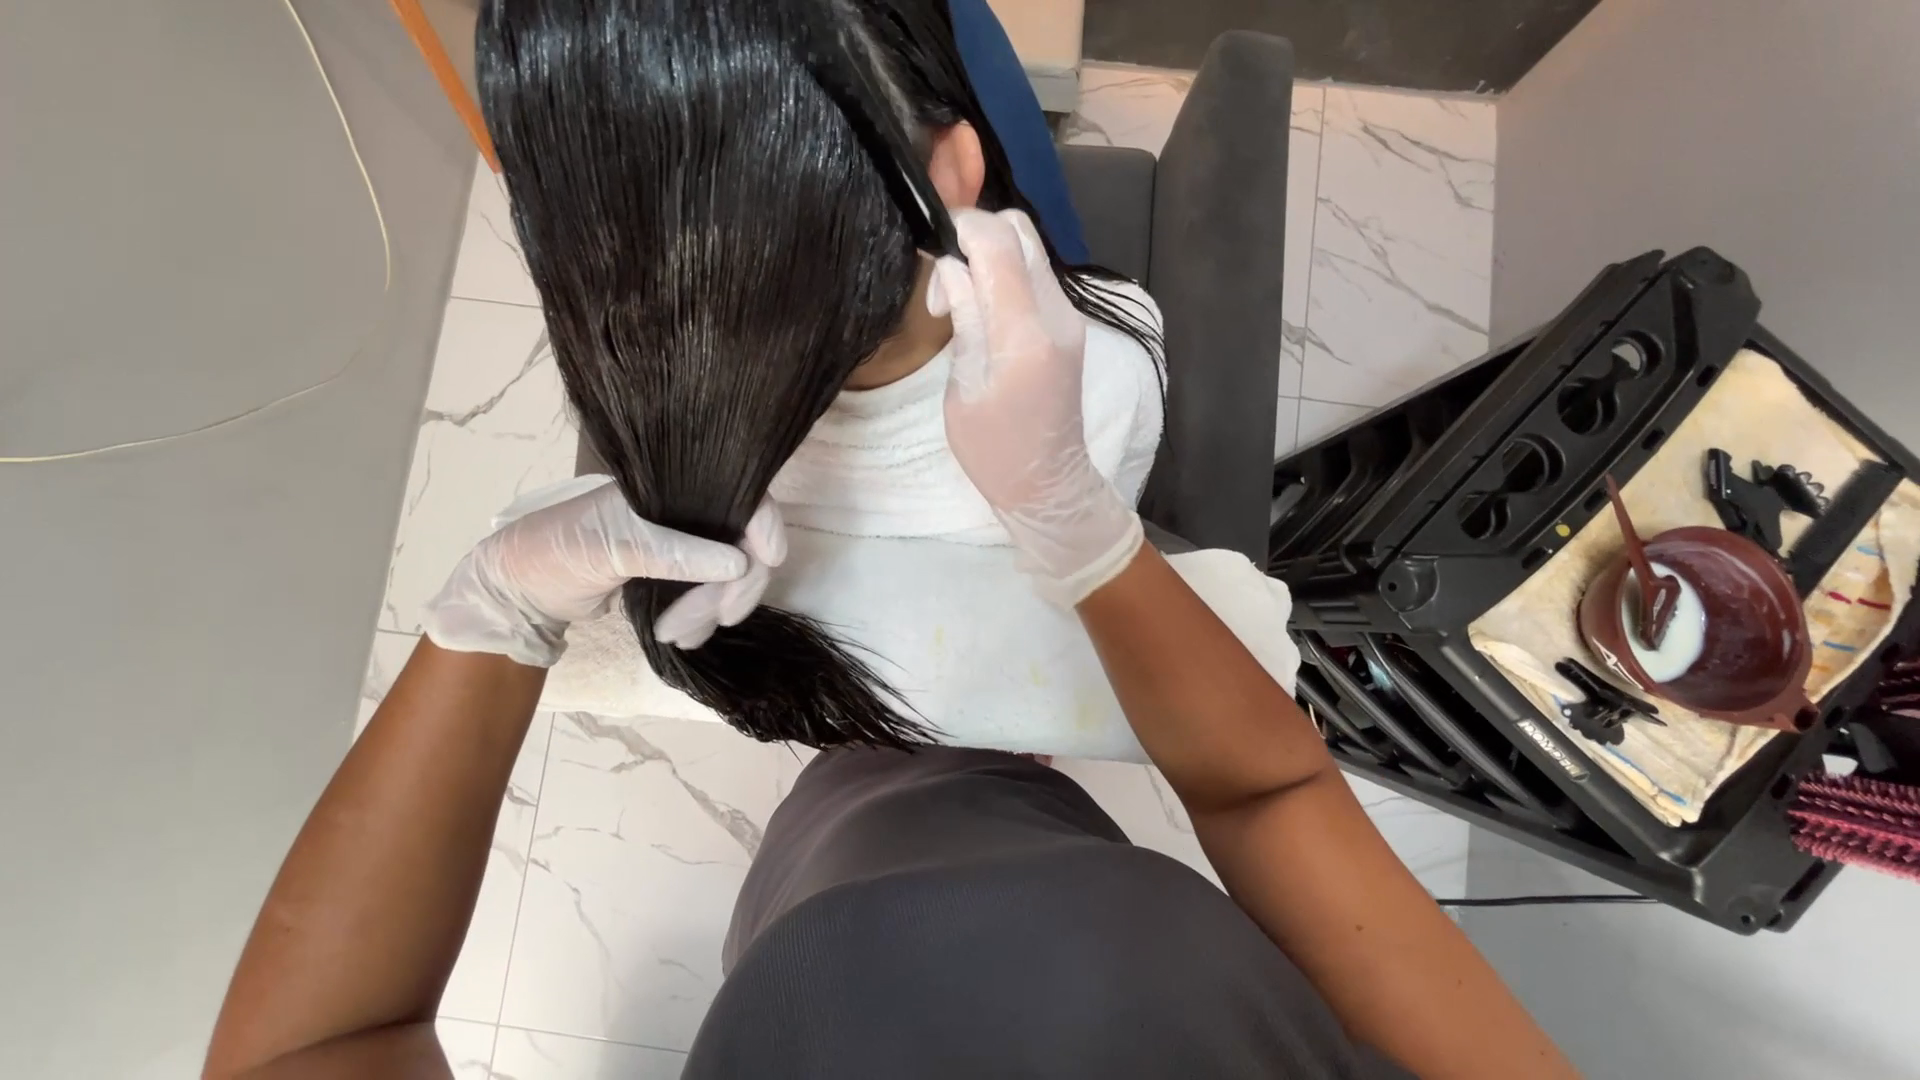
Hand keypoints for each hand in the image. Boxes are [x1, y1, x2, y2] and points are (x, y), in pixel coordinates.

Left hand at [421, 478, 785, 665]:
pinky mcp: (677, 573)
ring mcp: (685, 543)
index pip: (740, 496)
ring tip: (679, 636)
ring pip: (730, 575)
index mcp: (673, 487)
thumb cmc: (558, 549)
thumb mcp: (615, 547)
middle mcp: (687, 510)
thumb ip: (676, 554)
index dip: (764, 524)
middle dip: (729, 587)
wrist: (519, 590)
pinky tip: (683, 636)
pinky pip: (709, 594)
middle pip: (742, 544)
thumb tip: (740, 564)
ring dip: (713, 609)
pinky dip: (703, 618)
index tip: (768, 562)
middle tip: (710, 622)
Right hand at [931, 208, 1143, 604]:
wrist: (1048, 485)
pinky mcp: (1069, 325)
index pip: (998, 243)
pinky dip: (1006, 274)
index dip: (960, 228)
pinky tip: (984, 310)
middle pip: (1020, 231)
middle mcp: (1057, 314)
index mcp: (1025, 334)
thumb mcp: (963, 389)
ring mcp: (1069, 318)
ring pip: (1030, 249)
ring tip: (961, 301)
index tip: (931, 256)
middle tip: (945, 279)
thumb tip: (952, 266)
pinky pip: (1036, 276)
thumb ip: (964, 319)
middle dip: (976, 235)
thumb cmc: (994, 452)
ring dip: (991, 256)